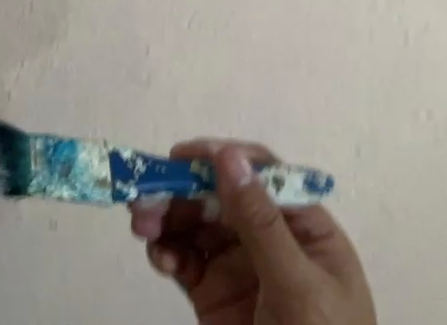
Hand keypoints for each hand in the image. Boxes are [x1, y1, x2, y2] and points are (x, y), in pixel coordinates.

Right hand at [129, 141, 375, 324]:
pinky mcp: (211, 292)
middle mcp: (269, 240)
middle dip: (180, 191)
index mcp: (305, 230)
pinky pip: (181, 258)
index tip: (180, 157)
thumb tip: (229, 156)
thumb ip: (261, 222)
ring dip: (164, 217)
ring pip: (193, 223)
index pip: (262, 177)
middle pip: (217, 196)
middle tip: (143, 195)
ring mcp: (238, 266)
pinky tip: (159, 259)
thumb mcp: (298, 287)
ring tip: (141, 226)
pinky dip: (164, 251)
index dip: (222, 159)